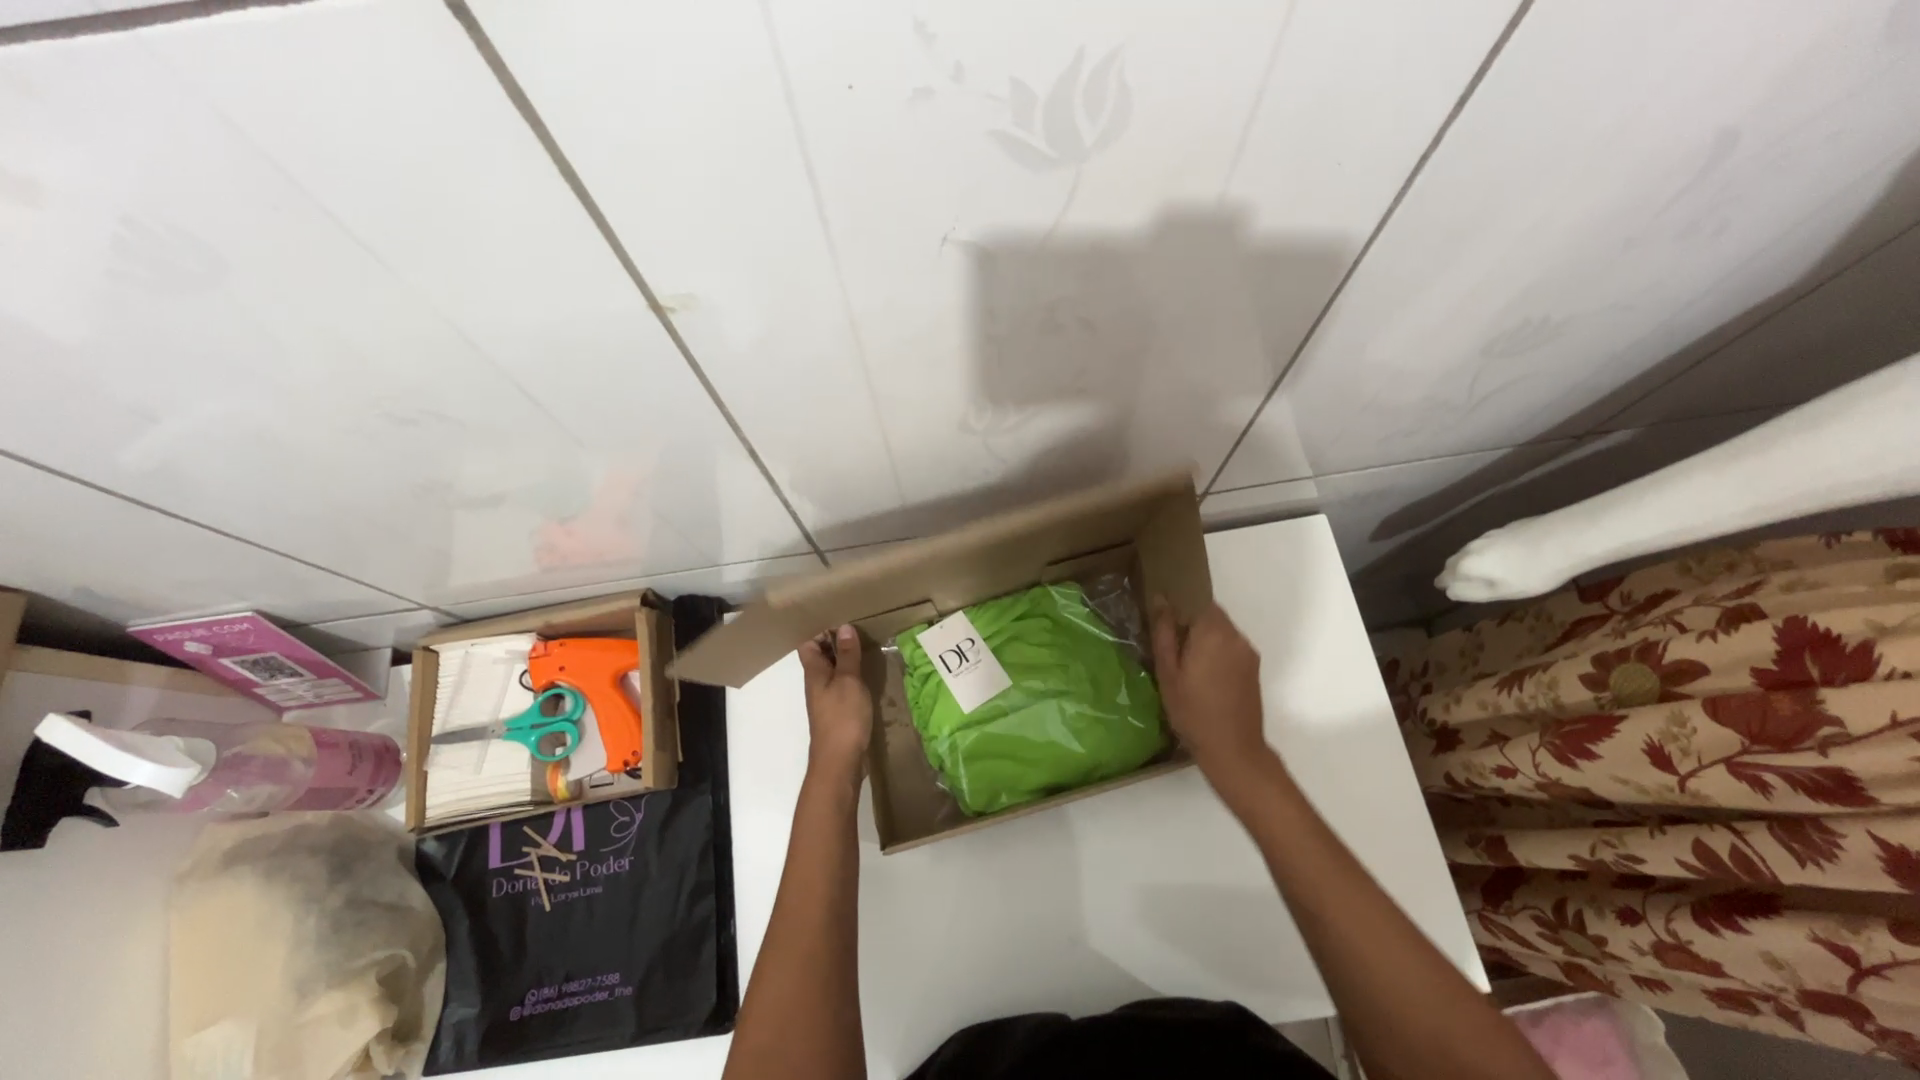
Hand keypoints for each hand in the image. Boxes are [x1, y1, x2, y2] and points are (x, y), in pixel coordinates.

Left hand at [798, 624, 872, 785]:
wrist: (840, 760)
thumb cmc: (842, 716)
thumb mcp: (848, 680)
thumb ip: (847, 655)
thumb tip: (844, 627)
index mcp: (814, 672)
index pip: (808, 643)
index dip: (821, 630)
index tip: (844, 622)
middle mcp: (816, 683)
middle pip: (820, 656)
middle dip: (837, 643)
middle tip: (860, 631)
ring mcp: (826, 699)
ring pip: (832, 672)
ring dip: (846, 660)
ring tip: (867, 648)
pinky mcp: (838, 712)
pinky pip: (842, 687)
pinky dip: (853, 678)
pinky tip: (868, 676)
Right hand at [1149, 597, 1272, 781]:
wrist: (1233, 750)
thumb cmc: (1193, 712)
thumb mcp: (1167, 673)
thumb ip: (1164, 633)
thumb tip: (1160, 600)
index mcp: (1213, 632)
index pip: (1198, 598)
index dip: (1179, 602)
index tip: (1162, 615)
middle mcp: (1236, 636)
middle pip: (1211, 613)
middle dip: (1190, 621)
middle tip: (1169, 642)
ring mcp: (1248, 652)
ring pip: (1222, 630)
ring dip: (1204, 636)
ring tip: (1184, 661)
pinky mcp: (1253, 667)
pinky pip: (1231, 646)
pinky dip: (1216, 649)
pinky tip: (1202, 674)